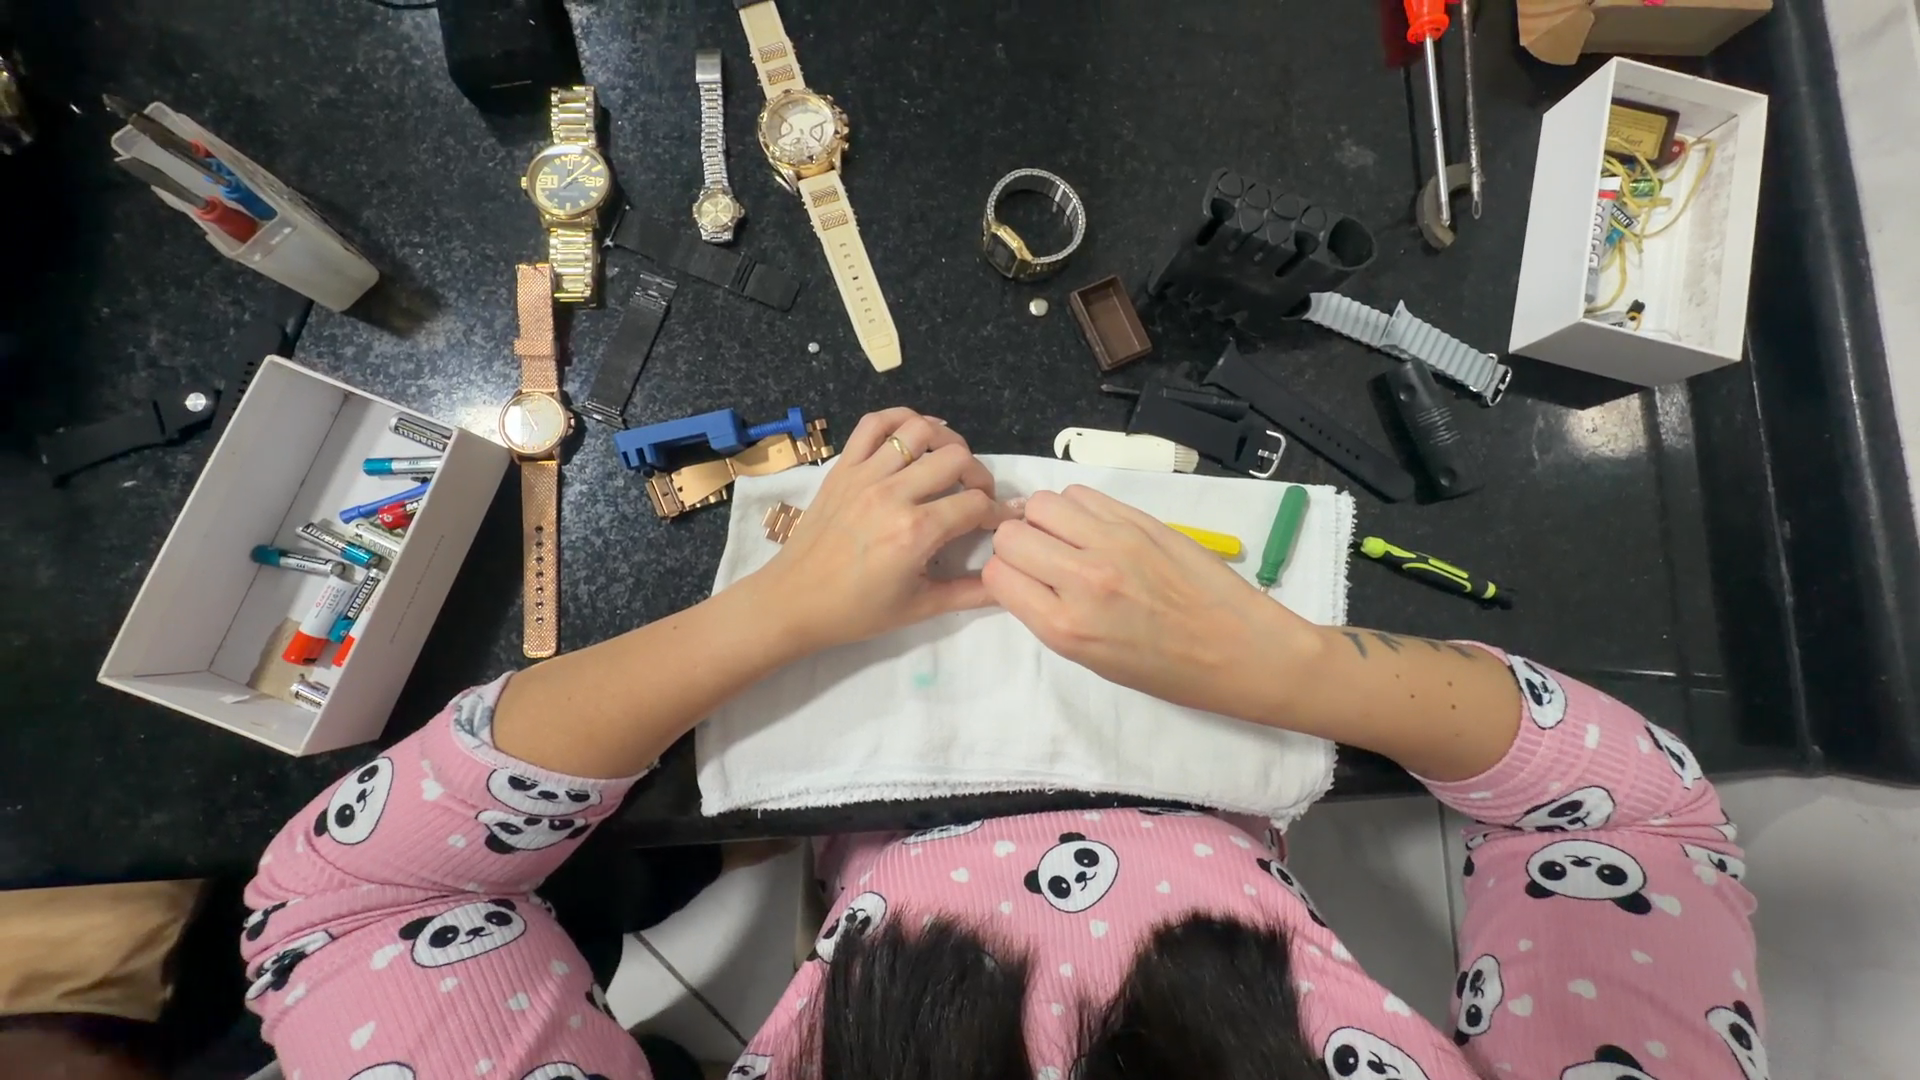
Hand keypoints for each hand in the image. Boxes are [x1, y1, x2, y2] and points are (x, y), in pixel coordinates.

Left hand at [747, 408, 1008, 649]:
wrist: (793, 602)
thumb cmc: (856, 611)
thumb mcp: (920, 608)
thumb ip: (971, 594)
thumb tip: (1009, 581)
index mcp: (915, 532)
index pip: (975, 505)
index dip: (998, 513)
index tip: (1001, 522)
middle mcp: (893, 494)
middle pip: (957, 458)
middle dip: (980, 476)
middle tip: (977, 496)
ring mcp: (865, 475)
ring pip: (919, 430)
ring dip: (947, 441)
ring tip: (951, 463)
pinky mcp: (843, 467)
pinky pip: (874, 423)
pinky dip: (900, 418)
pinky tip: (915, 435)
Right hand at [982, 485, 1321, 719]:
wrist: (1242, 652)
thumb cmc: (1167, 671)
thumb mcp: (1092, 660)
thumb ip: (1049, 614)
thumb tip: (1023, 575)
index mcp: (1065, 627)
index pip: (997, 574)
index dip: (1005, 576)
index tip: (1022, 582)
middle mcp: (1082, 579)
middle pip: (1011, 534)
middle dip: (1018, 545)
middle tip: (1043, 560)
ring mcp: (1113, 543)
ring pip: (1042, 504)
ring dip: (1045, 521)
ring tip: (1069, 540)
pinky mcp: (1140, 520)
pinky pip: (1082, 494)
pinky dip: (1077, 508)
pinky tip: (1096, 530)